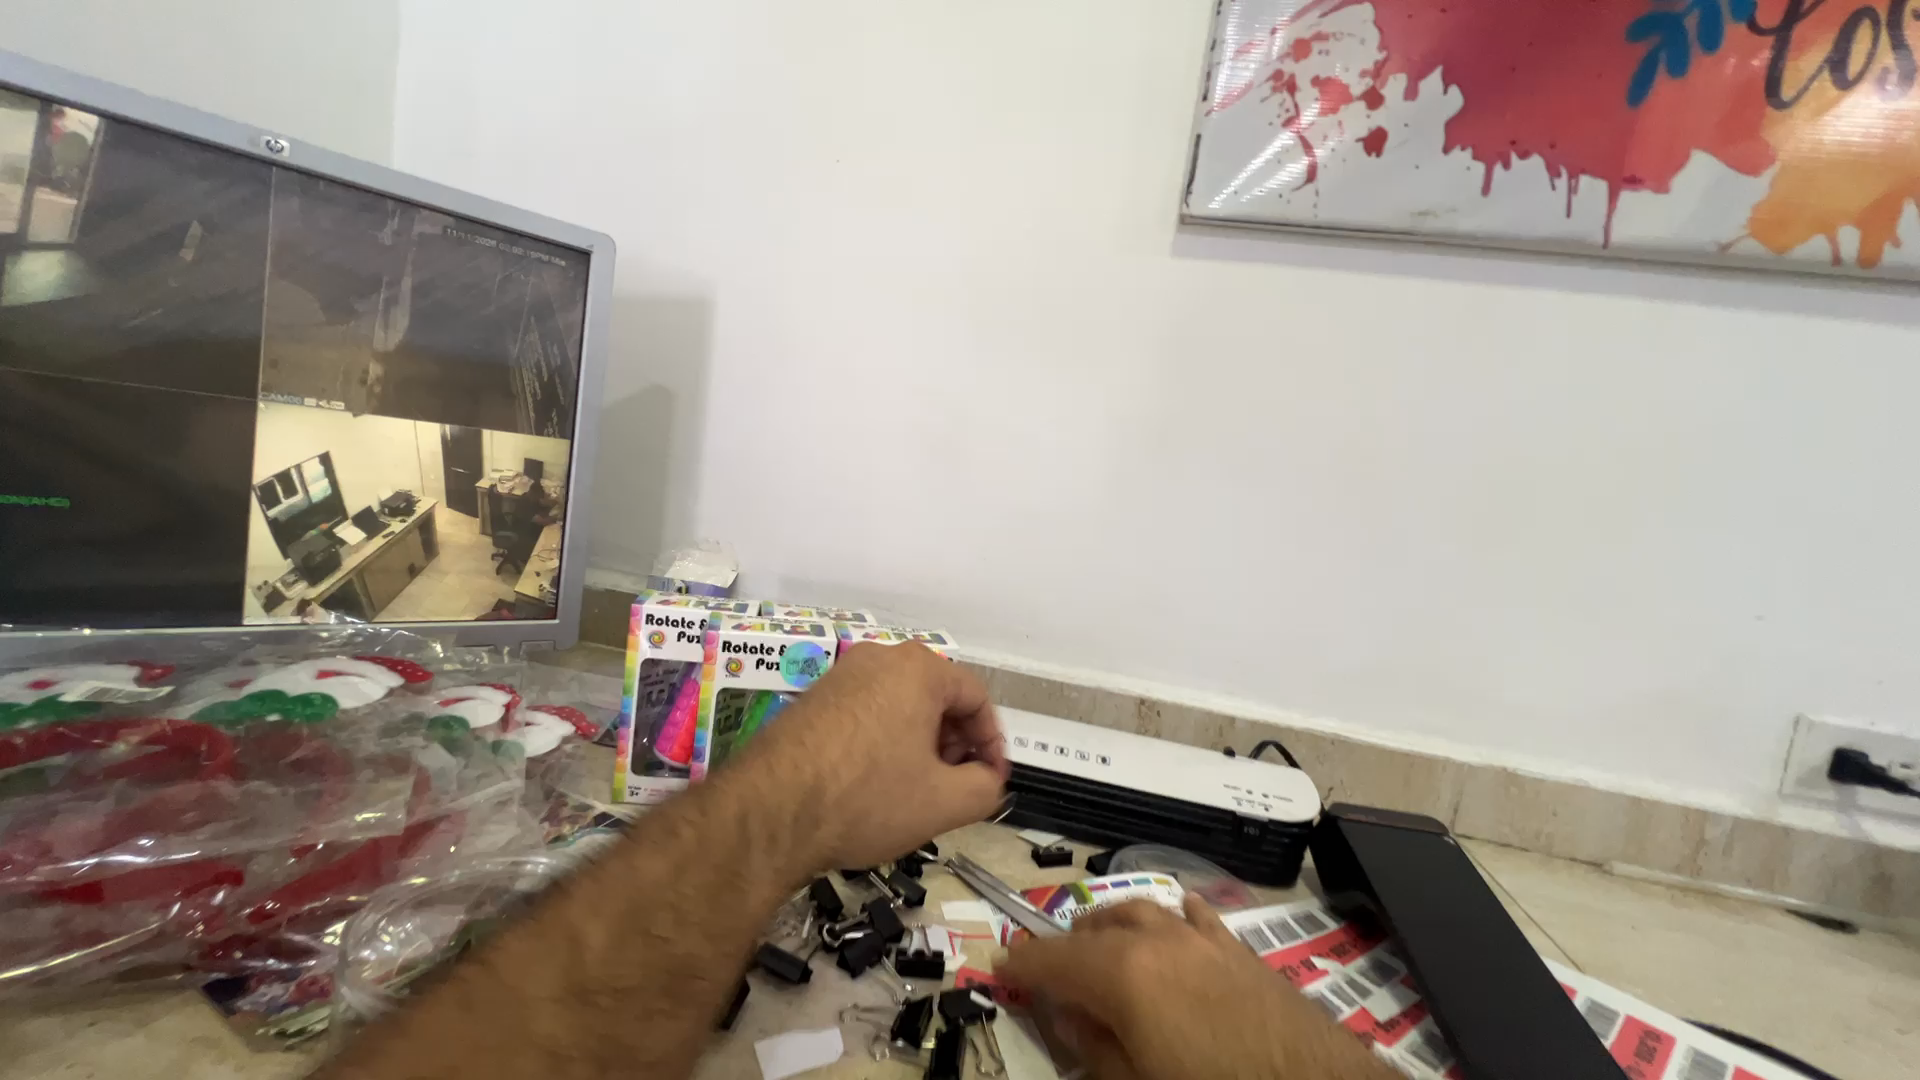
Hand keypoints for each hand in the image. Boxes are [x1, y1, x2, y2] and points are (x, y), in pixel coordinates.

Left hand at [732, 643, 1007, 870]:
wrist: (767, 813)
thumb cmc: (866, 798)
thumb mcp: (945, 802)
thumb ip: (986, 787)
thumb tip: (987, 778)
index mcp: (918, 669)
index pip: (976, 697)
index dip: (992, 743)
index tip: (992, 780)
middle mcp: (879, 659)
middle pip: (937, 697)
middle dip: (955, 743)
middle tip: (956, 786)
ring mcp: (840, 676)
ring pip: (900, 706)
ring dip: (919, 745)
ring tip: (915, 790)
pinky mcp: (812, 700)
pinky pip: (865, 713)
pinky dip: (883, 743)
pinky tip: (874, 784)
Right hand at [998, 896, 1397, 1079]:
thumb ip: (1096, 1050)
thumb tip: (1071, 1020)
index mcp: (1122, 973)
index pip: (1052, 959)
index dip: (1021, 963)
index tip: (1000, 966)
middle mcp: (1154, 938)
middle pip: (1093, 927)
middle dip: (1066, 948)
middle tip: (1054, 978)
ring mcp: (1197, 937)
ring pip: (1137, 908)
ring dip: (1111, 926)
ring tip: (1103, 949)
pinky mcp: (1234, 947)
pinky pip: (1192, 913)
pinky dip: (1170, 917)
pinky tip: (1171, 924)